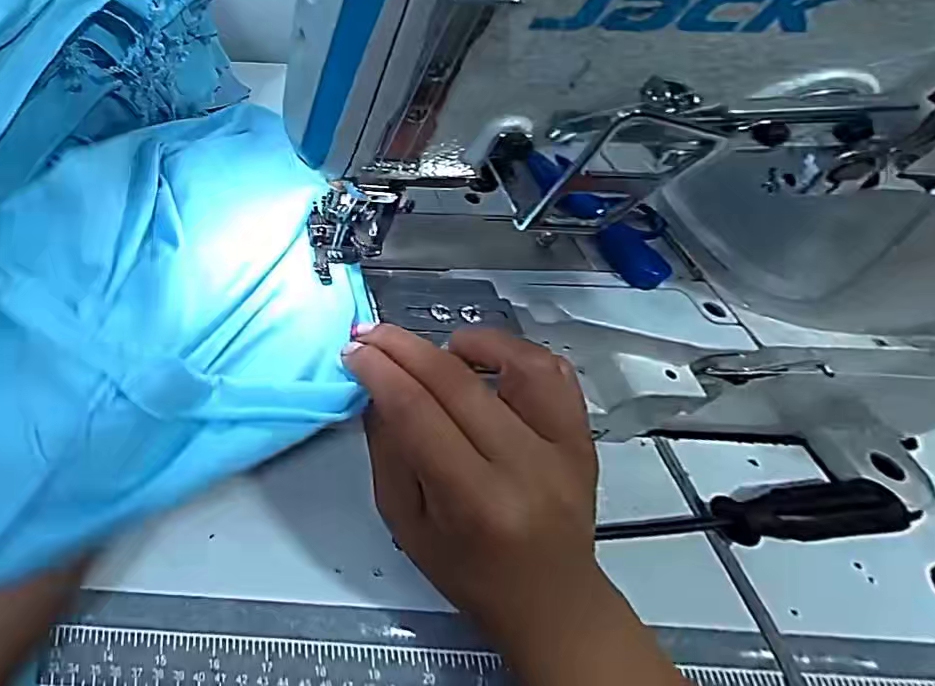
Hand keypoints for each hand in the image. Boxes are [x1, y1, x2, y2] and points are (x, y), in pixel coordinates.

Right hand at [341, 324, 596, 649]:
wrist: (551, 601)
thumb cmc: (470, 570)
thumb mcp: (405, 522)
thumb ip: (387, 449)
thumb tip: (376, 384)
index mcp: (476, 502)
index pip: (417, 412)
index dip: (378, 371)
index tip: (353, 351)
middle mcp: (526, 469)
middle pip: (455, 381)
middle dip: (401, 347)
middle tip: (371, 334)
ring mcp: (563, 447)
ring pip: (513, 362)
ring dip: (461, 343)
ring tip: (433, 350)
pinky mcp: (581, 434)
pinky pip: (551, 369)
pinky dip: (511, 349)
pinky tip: (481, 356)